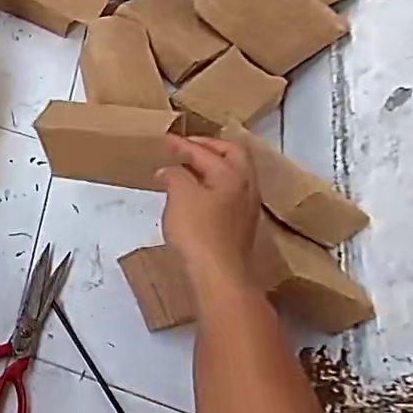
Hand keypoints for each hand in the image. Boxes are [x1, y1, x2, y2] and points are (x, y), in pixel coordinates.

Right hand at [158, 135, 260, 284]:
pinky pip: (228, 190)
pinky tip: (196, 191)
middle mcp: (246, 185)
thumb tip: (170, 171)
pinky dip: (212, 182)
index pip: (206, 152)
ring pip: (233, 173)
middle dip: (208, 147)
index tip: (166, 140)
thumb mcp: (180, 196)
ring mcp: (246, 205)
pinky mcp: (240, 222)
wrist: (218, 272)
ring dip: (211, 164)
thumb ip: (175, 176)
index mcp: (232, 174)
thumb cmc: (198, 231)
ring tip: (187, 166)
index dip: (184, 144)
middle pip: (232, 155)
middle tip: (185, 146)